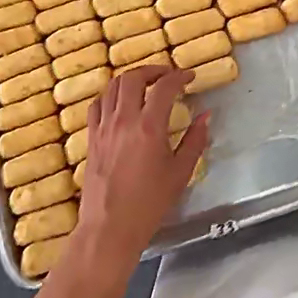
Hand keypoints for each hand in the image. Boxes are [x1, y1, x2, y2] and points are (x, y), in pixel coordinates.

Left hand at [72, 66, 209, 266]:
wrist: (110, 228)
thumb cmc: (149, 203)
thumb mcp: (180, 172)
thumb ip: (195, 140)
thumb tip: (206, 116)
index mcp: (149, 126)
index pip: (164, 86)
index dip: (179, 76)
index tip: (189, 77)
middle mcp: (123, 120)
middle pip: (133, 78)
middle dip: (152, 70)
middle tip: (167, 75)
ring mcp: (103, 128)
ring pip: (112, 87)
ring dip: (131, 79)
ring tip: (145, 84)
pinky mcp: (91, 138)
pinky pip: (97, 105)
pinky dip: (110, 95)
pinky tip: (119, 102)